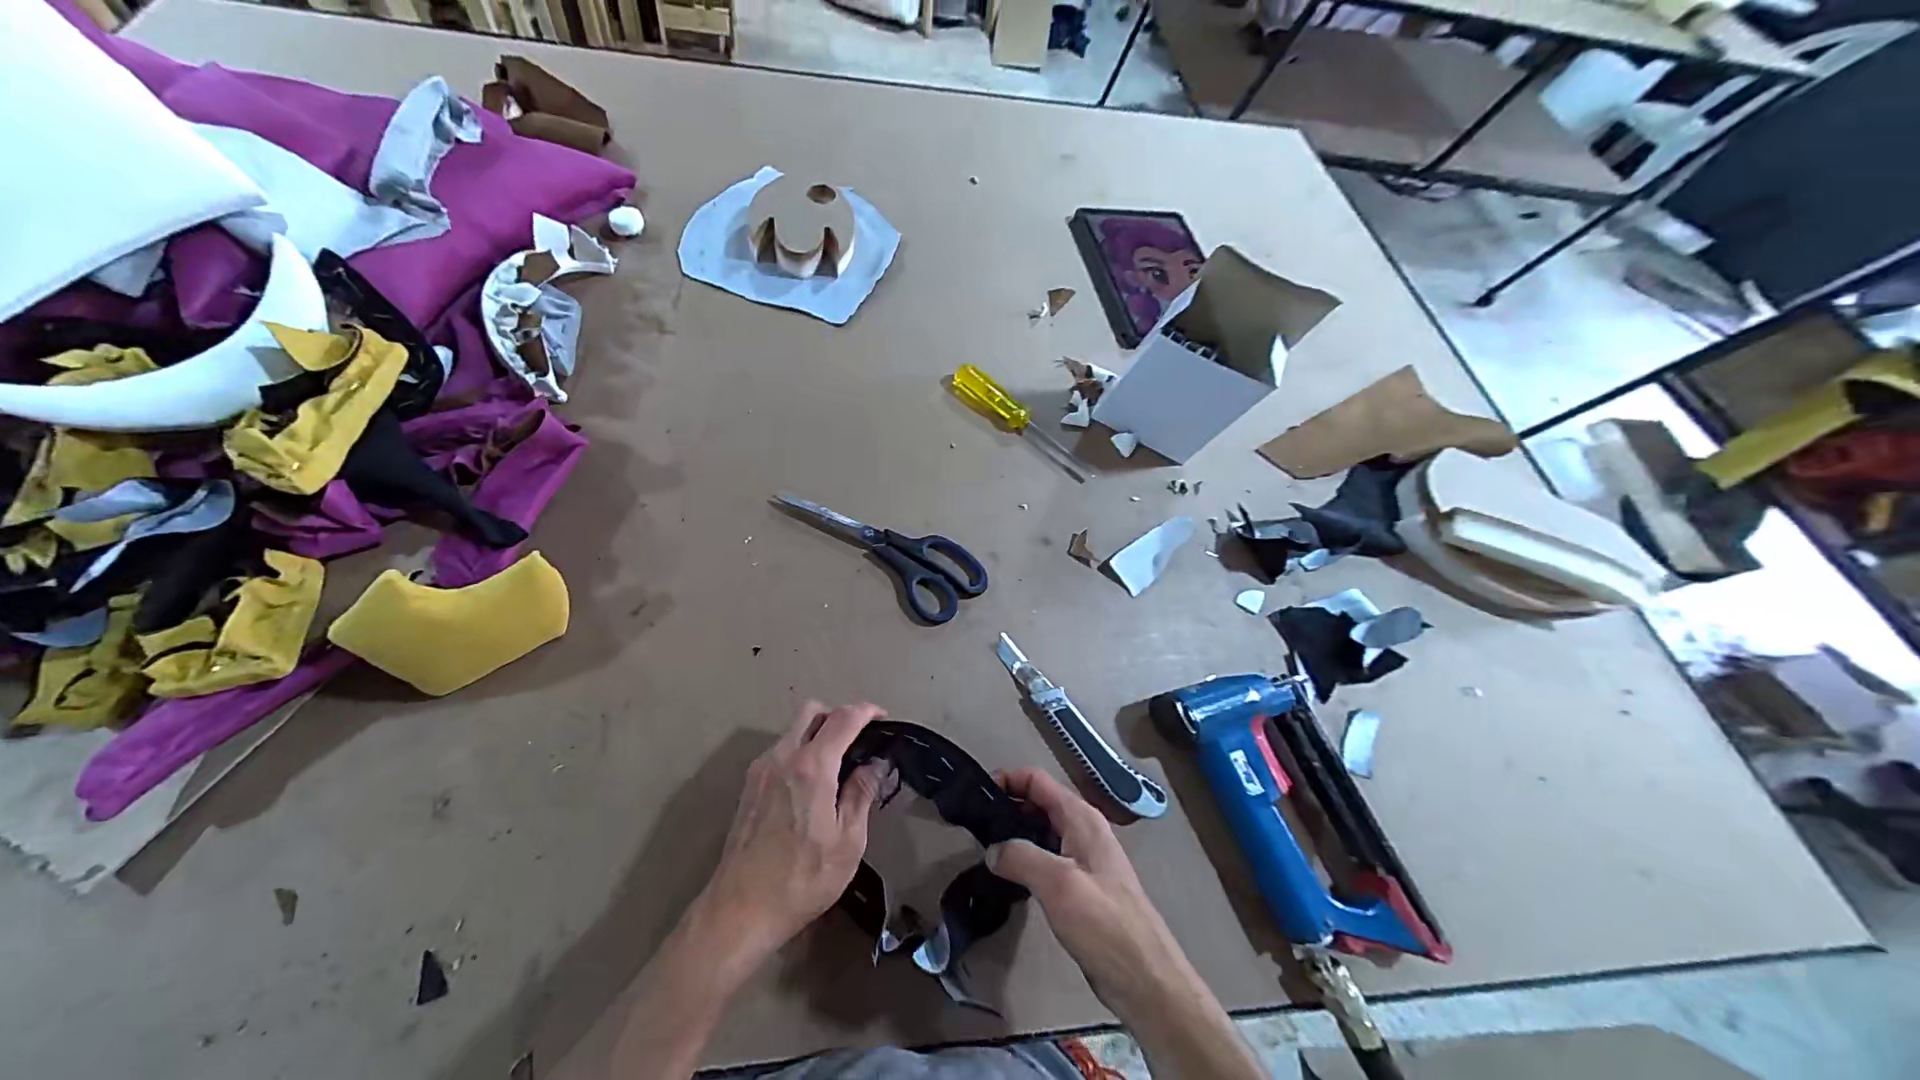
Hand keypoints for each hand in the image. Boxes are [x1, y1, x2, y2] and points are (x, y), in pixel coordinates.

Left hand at [699, 701, 892, 960]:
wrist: (739, 910)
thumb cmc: (802, 878)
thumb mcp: (847, 840)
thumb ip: (861, 794)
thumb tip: (875, 764)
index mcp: (811, 767)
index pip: (843, 718)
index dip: (867, 710)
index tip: (883, 717)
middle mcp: (782, 757)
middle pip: (812, 711)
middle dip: (838, 715)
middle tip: (859, 740)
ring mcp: (760, 769)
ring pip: (793, 730)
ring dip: (818, 734)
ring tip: (838, 765)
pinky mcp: (749, 786)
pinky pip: (780, 750)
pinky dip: (800, 751)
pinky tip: (811, 783)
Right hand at [985, 768, 1194, 1016]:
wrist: (1144, 978)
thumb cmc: (1104, 923)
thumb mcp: (1058, 883)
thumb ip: (1020, 857)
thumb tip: (992, 850)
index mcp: (1082, 818)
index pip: (1038, 780)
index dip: (1007, 778)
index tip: (978, 794)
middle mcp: (1084, 831)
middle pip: (1039, 802)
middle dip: (1007, 806)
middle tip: (975, 825)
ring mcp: (1084, 859)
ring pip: (1041, 832)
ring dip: (1014, 834)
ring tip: (984, 850)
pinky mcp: (1081, 887)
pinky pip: (1046, 859)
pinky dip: (1025, 859)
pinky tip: (1008, 878)